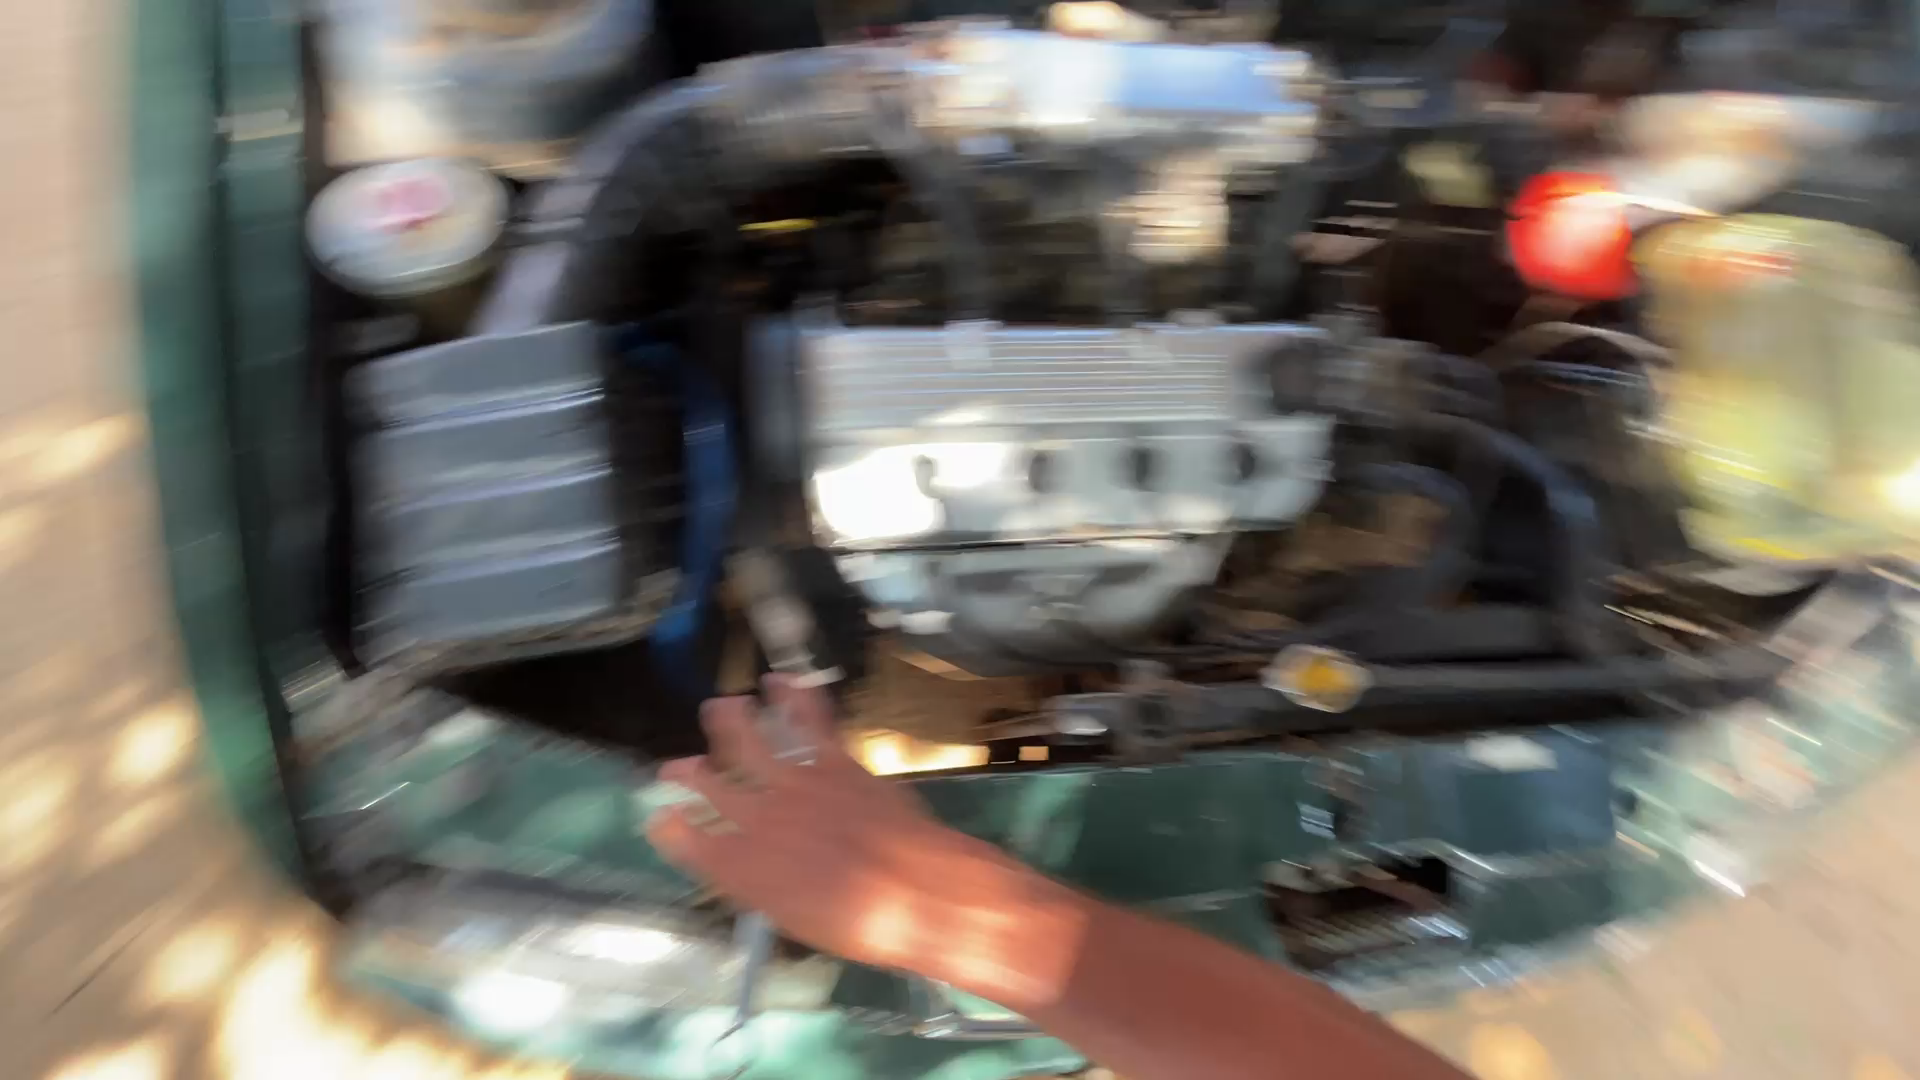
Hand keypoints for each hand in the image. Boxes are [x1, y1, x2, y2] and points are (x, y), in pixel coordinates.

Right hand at [647, 678, 1085, 1001]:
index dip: (673, 829)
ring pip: (750, 743)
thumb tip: (744, 864)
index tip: (663, 818)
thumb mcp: (793, 918)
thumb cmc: (857, 922)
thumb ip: (761, 885)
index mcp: (743, 868)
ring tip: (718, 707)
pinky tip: (781, 681)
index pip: (693, 842)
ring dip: (731, 723)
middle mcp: (759, 820)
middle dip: (689, 774)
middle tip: (675, 766)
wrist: (913, 888)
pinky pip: (807, 721)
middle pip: (713, 787)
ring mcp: (796, 783)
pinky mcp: (833, 760)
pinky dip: (792, 697)